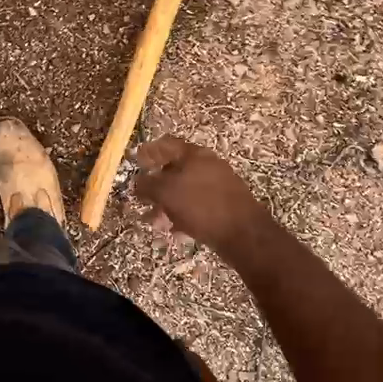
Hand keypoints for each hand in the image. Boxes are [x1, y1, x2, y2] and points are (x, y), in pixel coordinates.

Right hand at [132, 136, 269, 251]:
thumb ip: (146, 185)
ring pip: (186, 191)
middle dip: (156, 187)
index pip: (165, 144)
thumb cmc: (201, 206)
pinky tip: (177, 232)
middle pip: (174, 170)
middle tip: (143, 200)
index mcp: (194, 154)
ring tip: (157, 223)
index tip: (135, 165)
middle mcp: (208, 165)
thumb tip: (137, 182)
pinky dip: (185, 215)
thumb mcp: (165, 193)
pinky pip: (199, 206)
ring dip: (168, 205)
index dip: (147, 152)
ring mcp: (220, 186)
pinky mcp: (228, 207)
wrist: (247, 237)